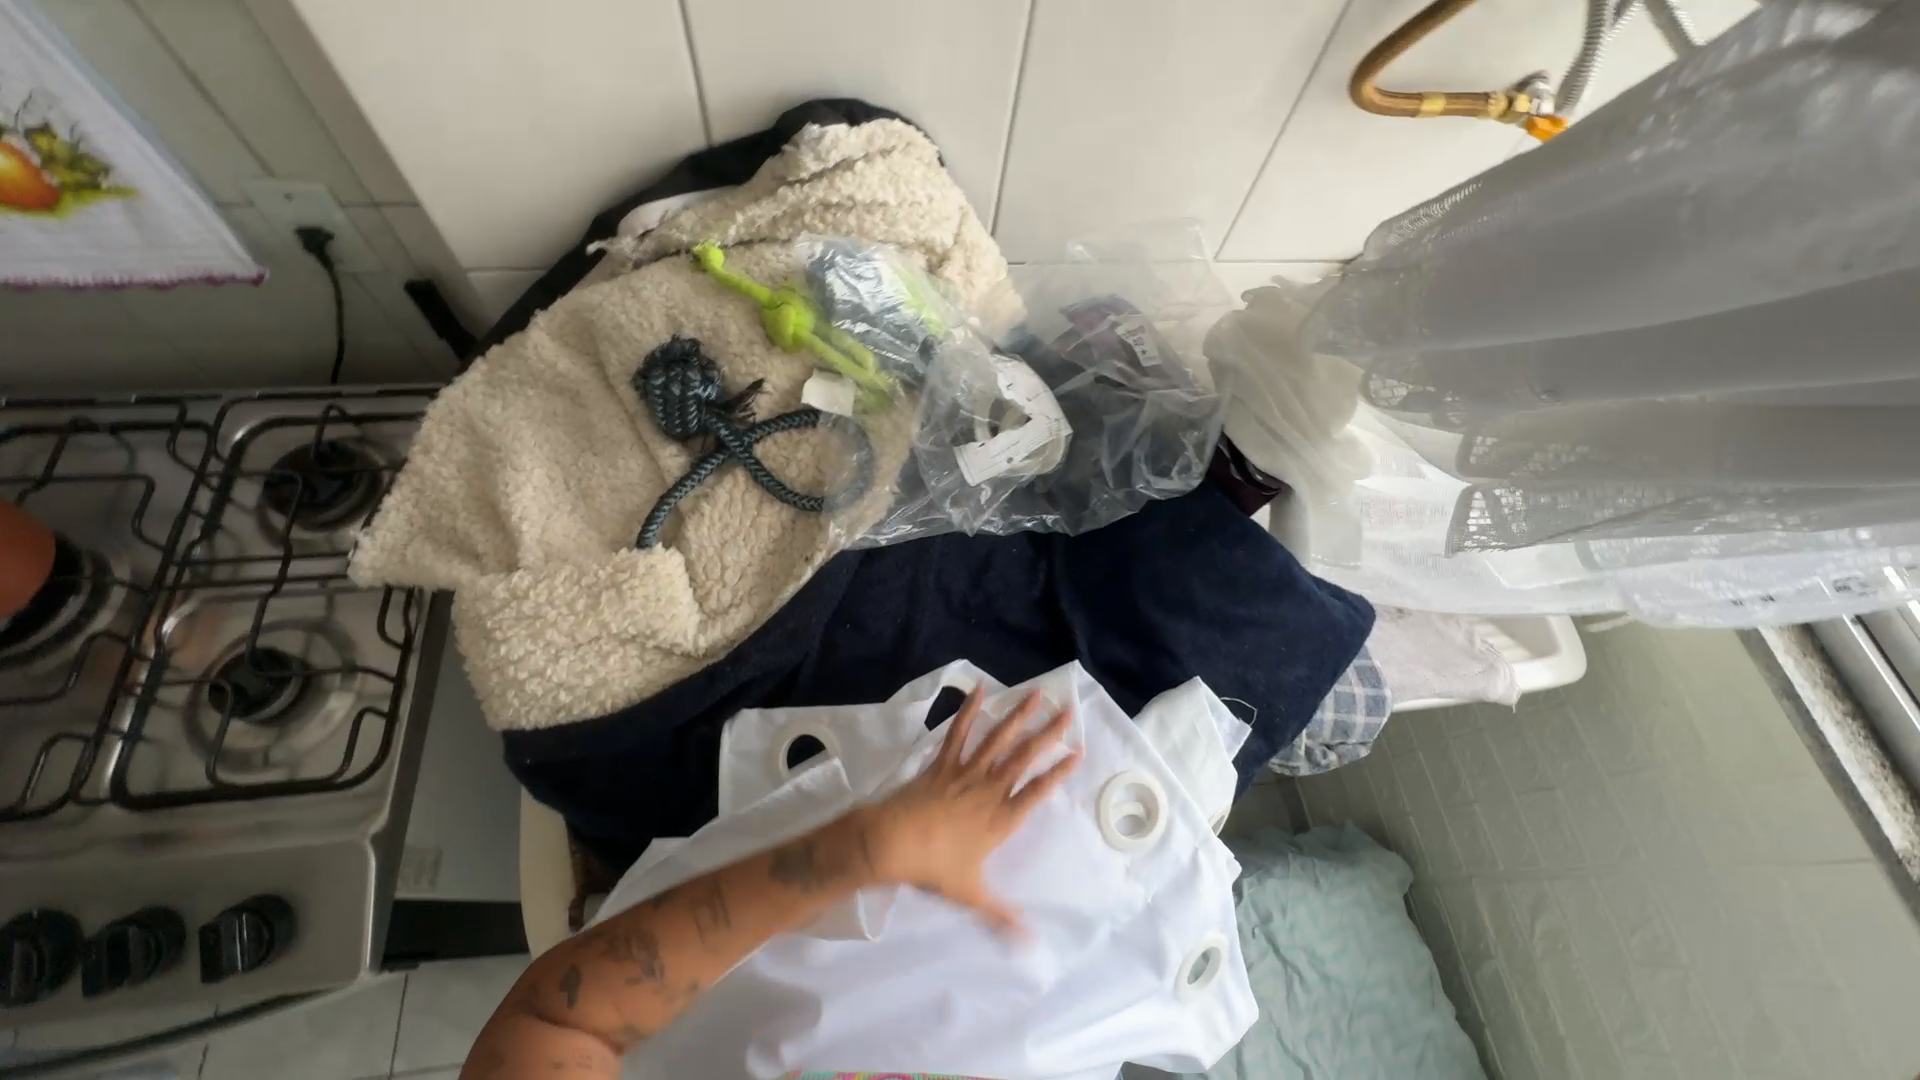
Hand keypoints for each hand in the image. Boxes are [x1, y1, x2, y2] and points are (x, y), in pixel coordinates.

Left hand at [855, 687, 1079, 933]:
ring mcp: (966, 771)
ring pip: (998, 738)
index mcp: (1002, 819)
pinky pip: (959, 731)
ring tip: (1036, 693)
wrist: (892, 843)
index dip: (1060, 771)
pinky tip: (980, 689)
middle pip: (1025, 756)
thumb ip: (1001, 917)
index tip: (1079, 751)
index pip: (1038, 791)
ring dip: (1018, 714)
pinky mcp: (942, 762)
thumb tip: (1030, 944)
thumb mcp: (970, 896)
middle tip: (1069, 710)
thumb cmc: (933, 869)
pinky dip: (969, 709)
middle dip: (1049, 733)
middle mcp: (990, 789)